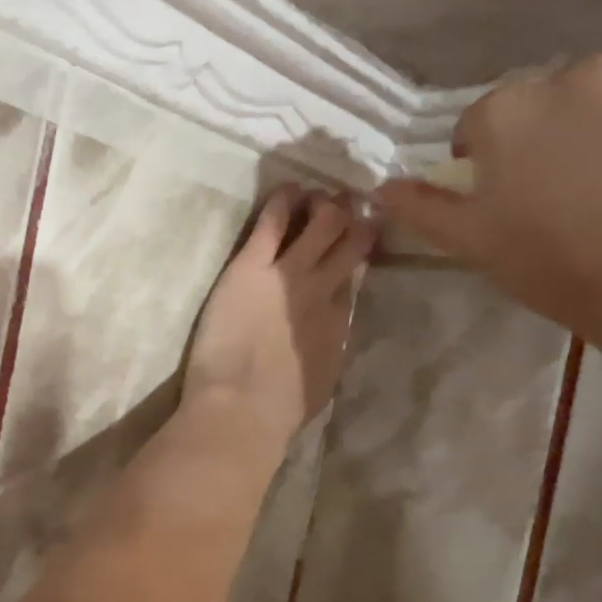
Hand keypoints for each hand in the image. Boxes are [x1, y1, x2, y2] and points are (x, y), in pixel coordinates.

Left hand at [182, 185, 374, 451]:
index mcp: (339, 322)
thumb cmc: (279, 411)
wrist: (243, 408)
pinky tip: (287, 190)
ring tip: (319, 196)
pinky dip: (282, 201)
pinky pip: (272, 221)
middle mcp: (323, 290)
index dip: (357, 254)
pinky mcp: (252, 266)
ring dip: (324, 205)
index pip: (353, 274)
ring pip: (321, 223)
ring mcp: (289, 274)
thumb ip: (328, 348)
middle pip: (348, 242)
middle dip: (350, 220)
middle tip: (346, 206)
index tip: (358, 240)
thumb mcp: (321, 379)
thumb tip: (327, 335)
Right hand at [375, 57, 601, 348]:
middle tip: (558, 197)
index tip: (503, 202)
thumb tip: (382, 188)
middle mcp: (570, 76)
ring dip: (596, 131)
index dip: (485, 164)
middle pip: (542, 105)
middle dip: (542, 139)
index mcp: (506, 110)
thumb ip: (422, 207)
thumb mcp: (471, 243)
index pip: (479, 125)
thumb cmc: (554, 262)